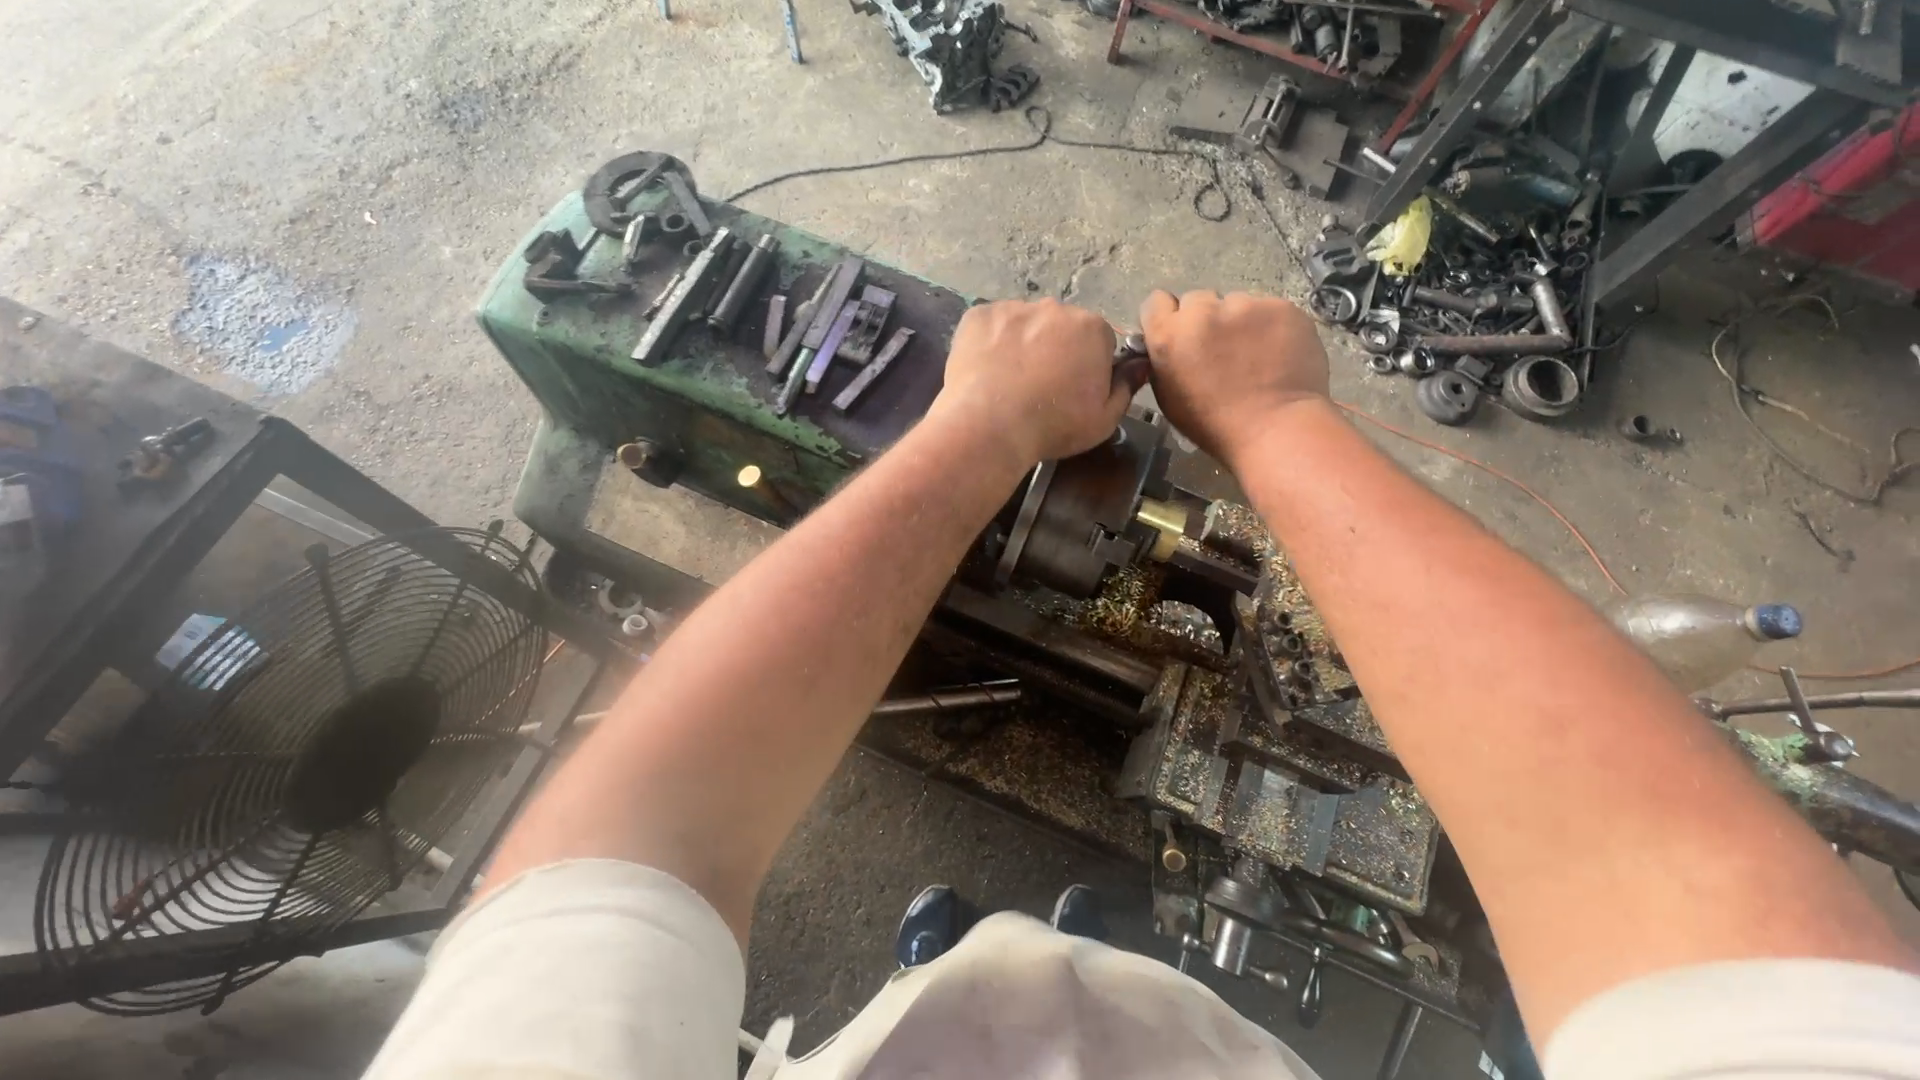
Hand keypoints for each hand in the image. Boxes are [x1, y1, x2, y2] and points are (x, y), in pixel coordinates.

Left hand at [930, 299, 1135, 465]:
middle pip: (1060, 326)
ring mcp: (1013, 308)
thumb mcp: (1104, 419)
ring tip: (1009, 381)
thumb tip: (1139, 364)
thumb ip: (1126, 386)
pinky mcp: (978, 315)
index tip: (1074, 388)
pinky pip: (990, 325)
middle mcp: (1055, 307)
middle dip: (1054, 348)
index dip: (1087, 364)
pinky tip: (986, 371)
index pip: (1098, 338)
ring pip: (1024, 323)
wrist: (990, 427)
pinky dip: (989, 342)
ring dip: (1022, 344)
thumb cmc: (1053, 426)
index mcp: (1092, 327)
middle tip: (1040, 386)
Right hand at [1139, 290, 1329, 469]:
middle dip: (1204, 319)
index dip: (1167, 317)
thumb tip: (1169, 343)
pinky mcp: (1280, 306)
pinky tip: (1277, 353)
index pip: (1156, 301)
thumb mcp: (1168, 397)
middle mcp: (1202, 311)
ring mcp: (1245, 304)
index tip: (1180, 334)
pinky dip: (1270, 327)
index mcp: (1168, 335)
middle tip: (1220, 349)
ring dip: (1239, 322)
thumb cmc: (1214, 425)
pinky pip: (1268, 310)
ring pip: (1236, 303)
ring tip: (1254, 355)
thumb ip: (1162, 360)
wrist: (1276, 428)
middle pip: (1197, 300)